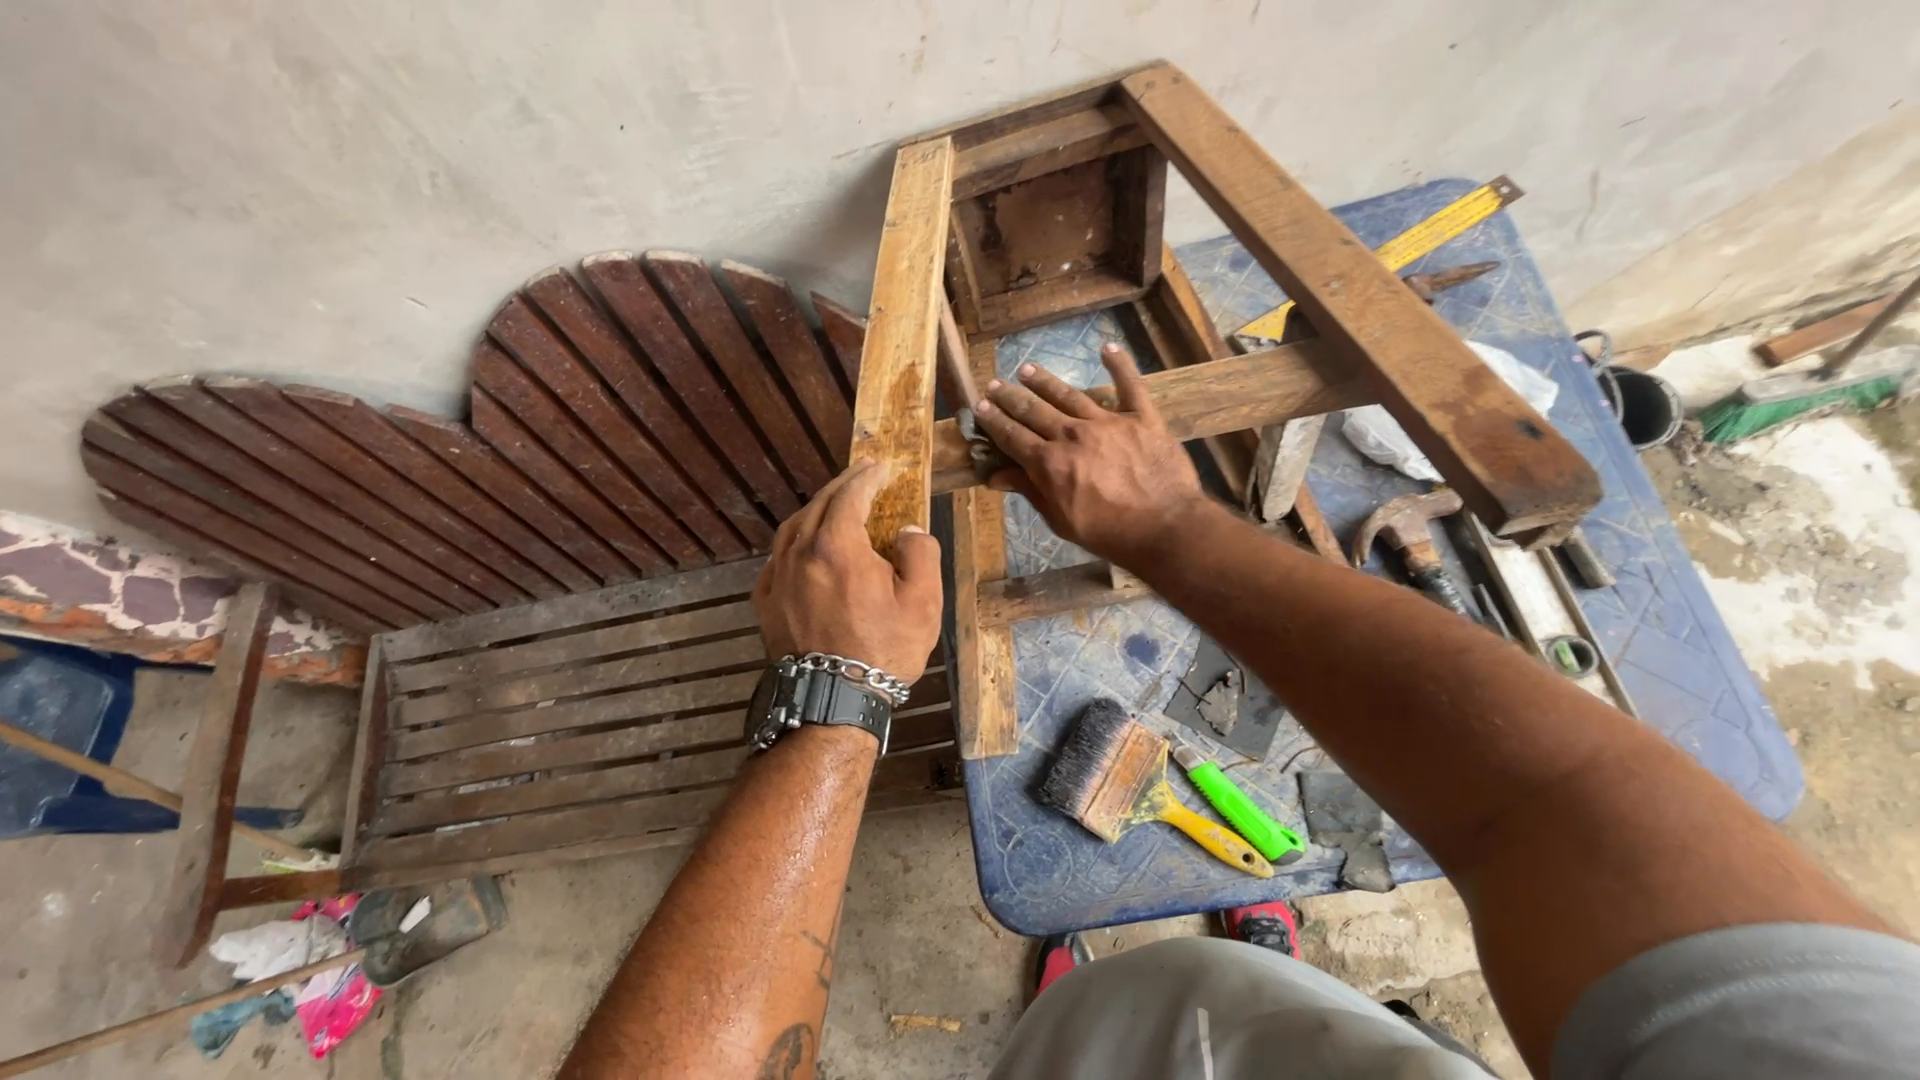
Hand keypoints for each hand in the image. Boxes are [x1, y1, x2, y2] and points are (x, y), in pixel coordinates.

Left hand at [753, 460, 943, 684]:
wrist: (833, 700)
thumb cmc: (884, 650)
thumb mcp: (923, 602)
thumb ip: (920, 554)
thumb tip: (907, 530)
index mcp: (837, 547)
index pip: (850, 496)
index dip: (867, 477)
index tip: (880, 466)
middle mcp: (800, 554)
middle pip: (818, 505)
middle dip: (841, 486)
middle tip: (860, 474)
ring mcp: (778, 578)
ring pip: (793, 527)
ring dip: (815, 509)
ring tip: (833, 504)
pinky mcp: (766, 602)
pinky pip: (778, 557)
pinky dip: (795, 541)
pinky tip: (805, 546)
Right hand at [972, 343, 1206, 563]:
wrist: (1164, 527)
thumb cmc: (1109, 533)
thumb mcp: (1061, 520)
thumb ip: (1031, 492)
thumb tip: (996, 477)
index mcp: (1050, 463)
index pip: (1013, 436)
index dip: (994, 421)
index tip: (980, 406)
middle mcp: (1073, 435)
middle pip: (1034, 410)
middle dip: (1010, 397)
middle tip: (995, 384)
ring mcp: (1108, 422)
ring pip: (1069, 394)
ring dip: (1045, 381)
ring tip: (1027, 369)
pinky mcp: (1142, 417)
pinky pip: (1130, 385)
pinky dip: (1120, 364)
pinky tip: (1108, 347)